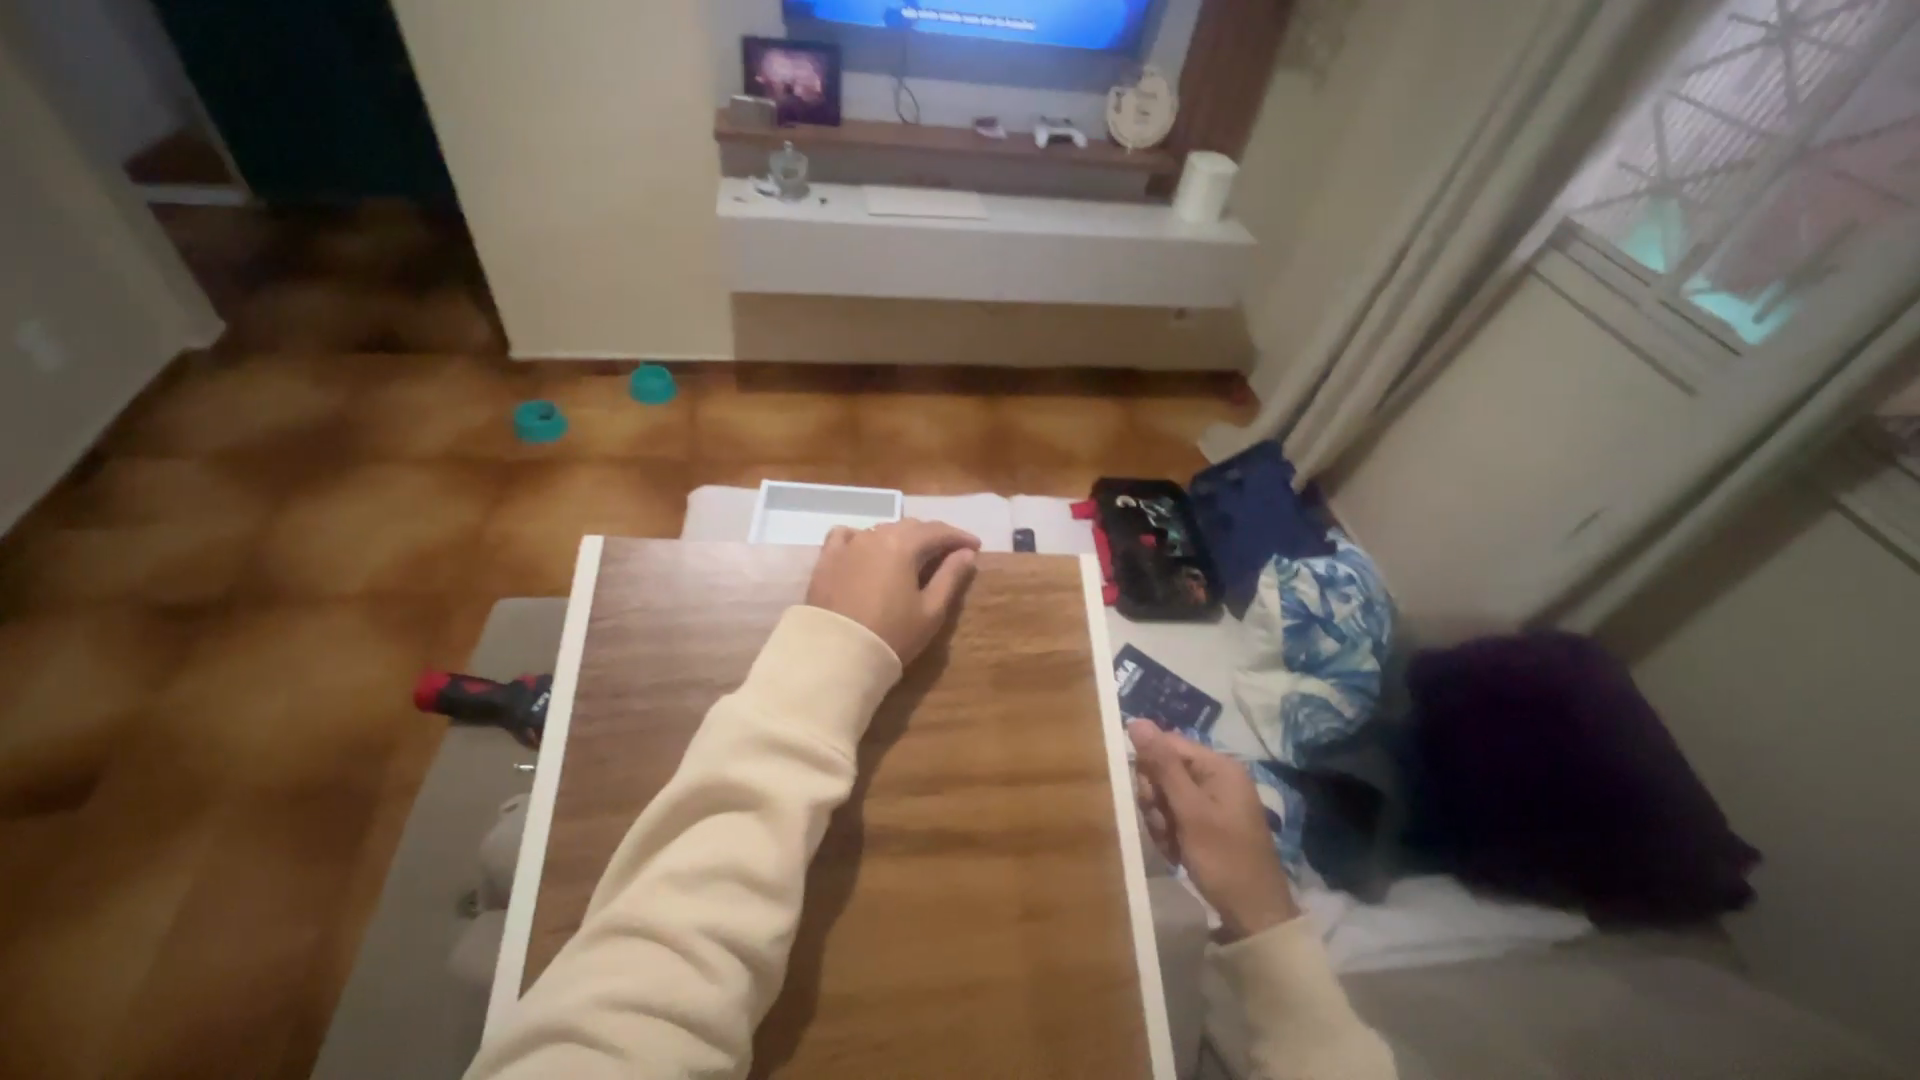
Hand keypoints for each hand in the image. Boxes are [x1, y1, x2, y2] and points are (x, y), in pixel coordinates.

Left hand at [806, 520, 980, 665]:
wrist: (837, 654)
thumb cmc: (892, 634)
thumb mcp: (931, 610)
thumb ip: (951, 577)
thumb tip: (966, 553)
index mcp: (903, 544)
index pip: (938, 531)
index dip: (959, 537)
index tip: (975, 546)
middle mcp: (875, 535)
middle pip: (910, 527)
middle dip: (932, 536)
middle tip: (948, 552)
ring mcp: (848, 545)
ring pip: (881, 530)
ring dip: (901, 537)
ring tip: (912, 554)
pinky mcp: (826, 559)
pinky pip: (846, 536)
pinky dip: (862, 537)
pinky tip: (867, 548)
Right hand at [1128, 721, 1299, 939]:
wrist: (1254, 913)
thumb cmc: (1223, 858)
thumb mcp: (1189, 811)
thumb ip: (1163, 765)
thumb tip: (1137, 721)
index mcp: (1219, 766)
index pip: (1168, 744)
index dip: (1150, 768)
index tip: (1148, 799)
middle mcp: (1218, 777)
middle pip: (1165, 770)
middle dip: (1156, 800)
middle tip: (1164, 827)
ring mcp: (1214, 802)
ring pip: (1166, 796)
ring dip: (1161, 821)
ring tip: (1173, 845)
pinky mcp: (1209, 823)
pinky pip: (1176, 816)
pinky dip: (1170, 833)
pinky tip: (1177, 853)